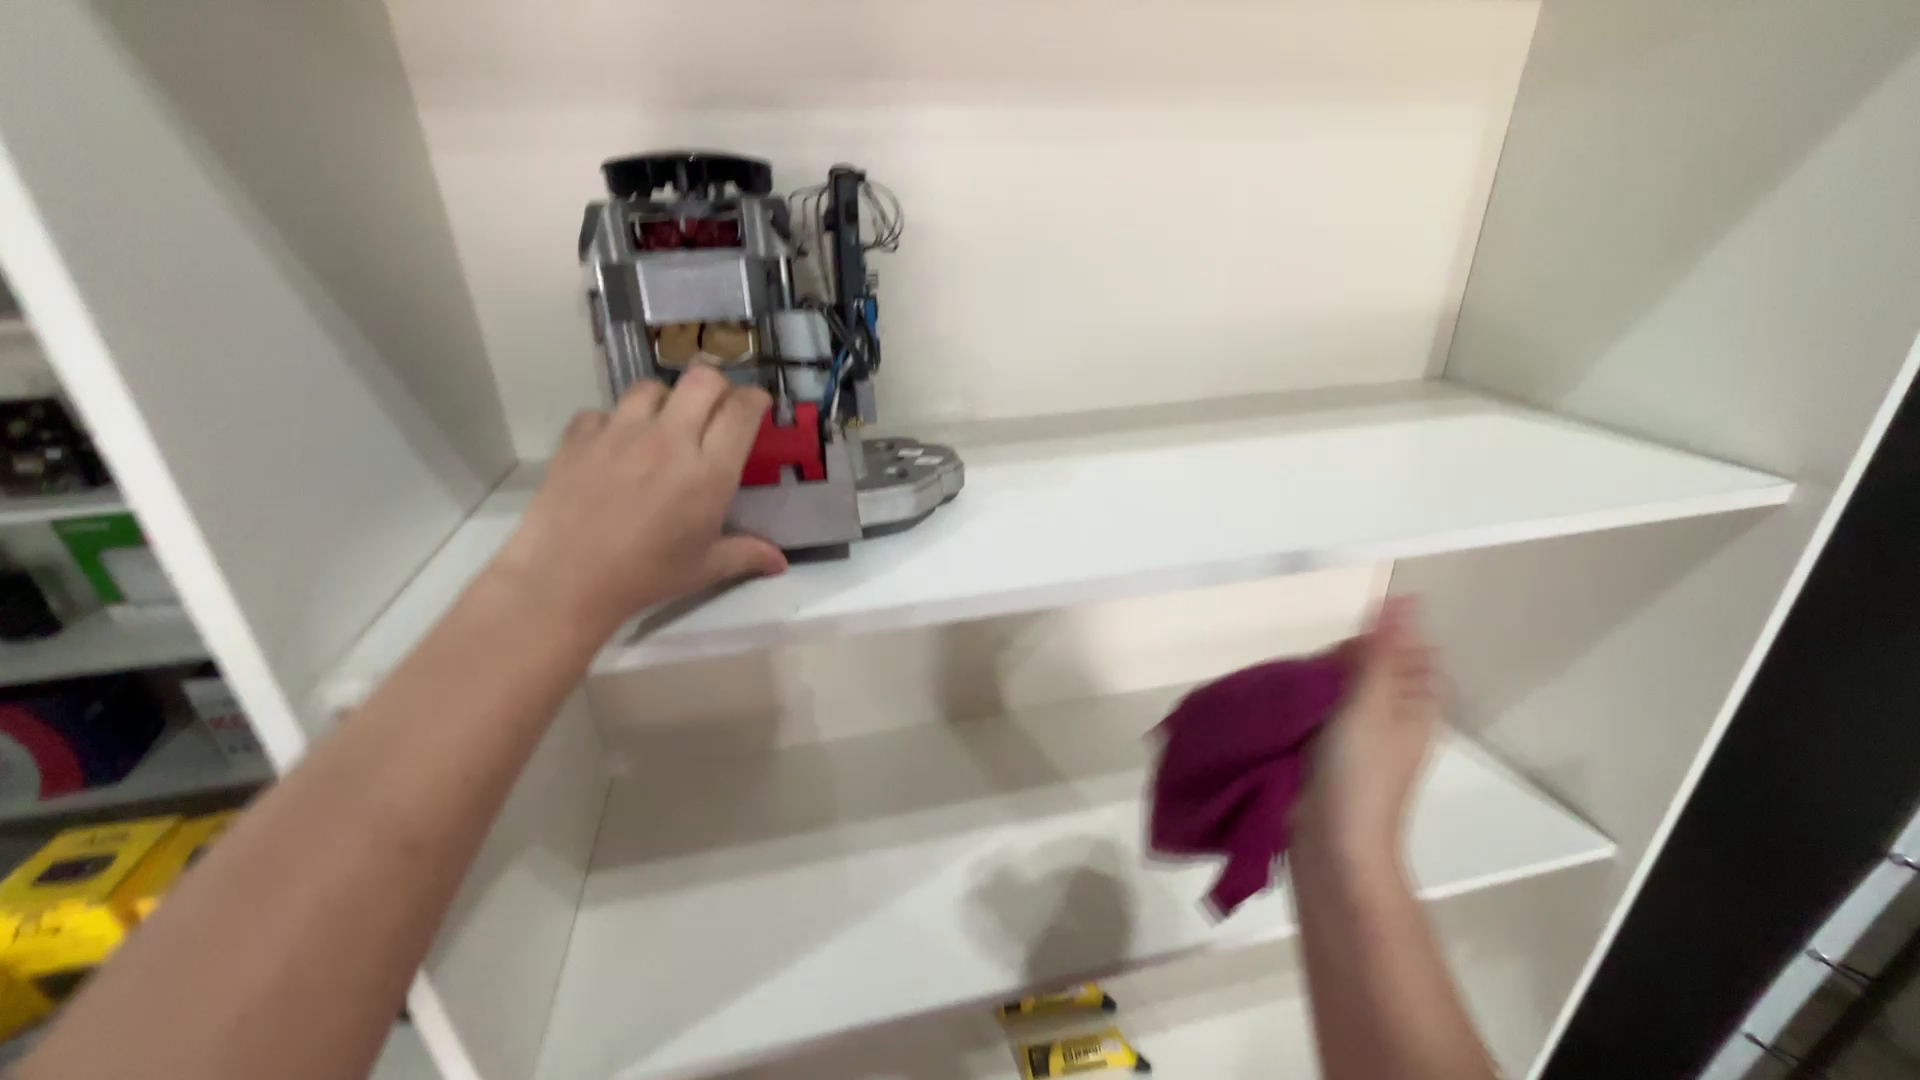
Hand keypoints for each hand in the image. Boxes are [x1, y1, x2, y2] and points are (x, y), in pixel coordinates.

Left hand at [490, 367, 788, 638]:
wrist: (566, 579)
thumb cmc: (646, 576)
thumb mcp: (704, 569)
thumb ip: (747, 555)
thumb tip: (780, 563)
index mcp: (709, 471)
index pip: (741, 410)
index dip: (755, 400)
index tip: (757, 407)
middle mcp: (669, 440)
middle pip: (703, 379)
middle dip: (717, 386)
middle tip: (715, 408)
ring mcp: (621, 433)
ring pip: (651, 387)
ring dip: (665, 400)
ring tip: (662, 424)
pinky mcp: (580, 436)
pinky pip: (602, 412)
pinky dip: (613, 423)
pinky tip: (613, 447)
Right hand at [1295, 597, 1438, 869]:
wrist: (1334, 845)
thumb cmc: (1358, 773)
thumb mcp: (1370, 703)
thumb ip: (1381, 650)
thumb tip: (1405, 596)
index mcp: (1417, 704)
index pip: (1401, 649)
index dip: (1369, 643)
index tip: (1337, 657)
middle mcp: (1397, 718)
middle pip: (1367, 668)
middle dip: (1335, 665)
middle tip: (1308, 684)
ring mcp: (1366, 741)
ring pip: (1340, 692)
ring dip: (1316, 688)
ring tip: (1290, 700)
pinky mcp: (1337, 758)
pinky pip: (1321, 718)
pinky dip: (1304, 712)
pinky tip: (1282, 717)